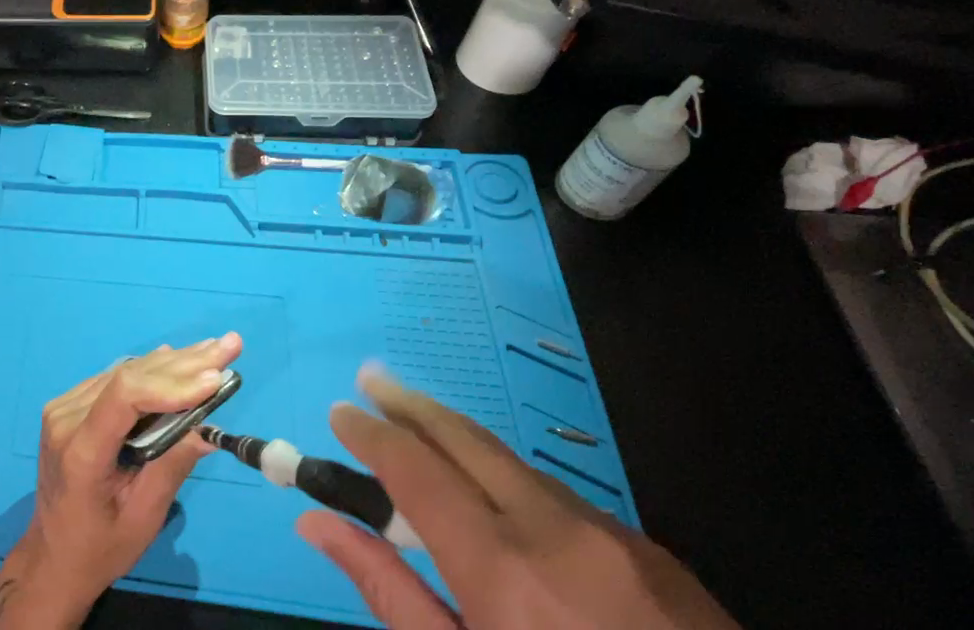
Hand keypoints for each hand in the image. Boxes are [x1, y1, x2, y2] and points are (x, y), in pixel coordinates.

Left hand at [0, 333, 243, 627]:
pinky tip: (176, 357)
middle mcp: (67, 418)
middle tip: (230, 347)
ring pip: (124, 373)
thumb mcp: (143, 517)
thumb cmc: (100, 546)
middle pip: (129, 377)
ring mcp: (64, 408)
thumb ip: (171, 467)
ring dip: (173, 363)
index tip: (214, 379)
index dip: (171, 383)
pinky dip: (151, 372)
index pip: (124, 396)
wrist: (53, 553)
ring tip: (215, 350)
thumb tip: (208, 428)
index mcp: (81, 450)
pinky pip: (114, 380)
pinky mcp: (69, 406)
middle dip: (185, 363)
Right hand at [297, 364, 741, 629]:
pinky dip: (516, 483)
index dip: (370, 434)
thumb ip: (389, 592)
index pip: (414, 468)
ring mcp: (614, 538)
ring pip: (518, 467)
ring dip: (463, 442)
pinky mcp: (655, 555)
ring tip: (423, 433)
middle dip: (412, 404)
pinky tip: (504, 507)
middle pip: (467, 439)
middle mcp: (556, 530)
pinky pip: (565, 500)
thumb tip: (319, 526)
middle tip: (371, 381)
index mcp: (499, 566)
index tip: (340, 414)